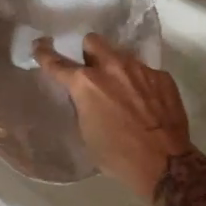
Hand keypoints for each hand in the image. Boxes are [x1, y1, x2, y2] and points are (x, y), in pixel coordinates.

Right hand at [34, 33, 194, 199]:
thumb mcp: (86, 132)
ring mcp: (139, 69)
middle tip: (93, 70)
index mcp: (86, 83)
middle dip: (89, 52)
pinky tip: (147, 102)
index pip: (57, 62)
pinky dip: (141, 83)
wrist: (165, 164)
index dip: (45, 54)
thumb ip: (82, 104)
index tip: (40, 46)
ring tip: (124, 90)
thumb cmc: (117, 155)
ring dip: (117, 68)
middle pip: (93, 41)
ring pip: (121, 55)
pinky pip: (145, 72)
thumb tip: (86, 96)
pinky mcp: (162, 76)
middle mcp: (111, 67)